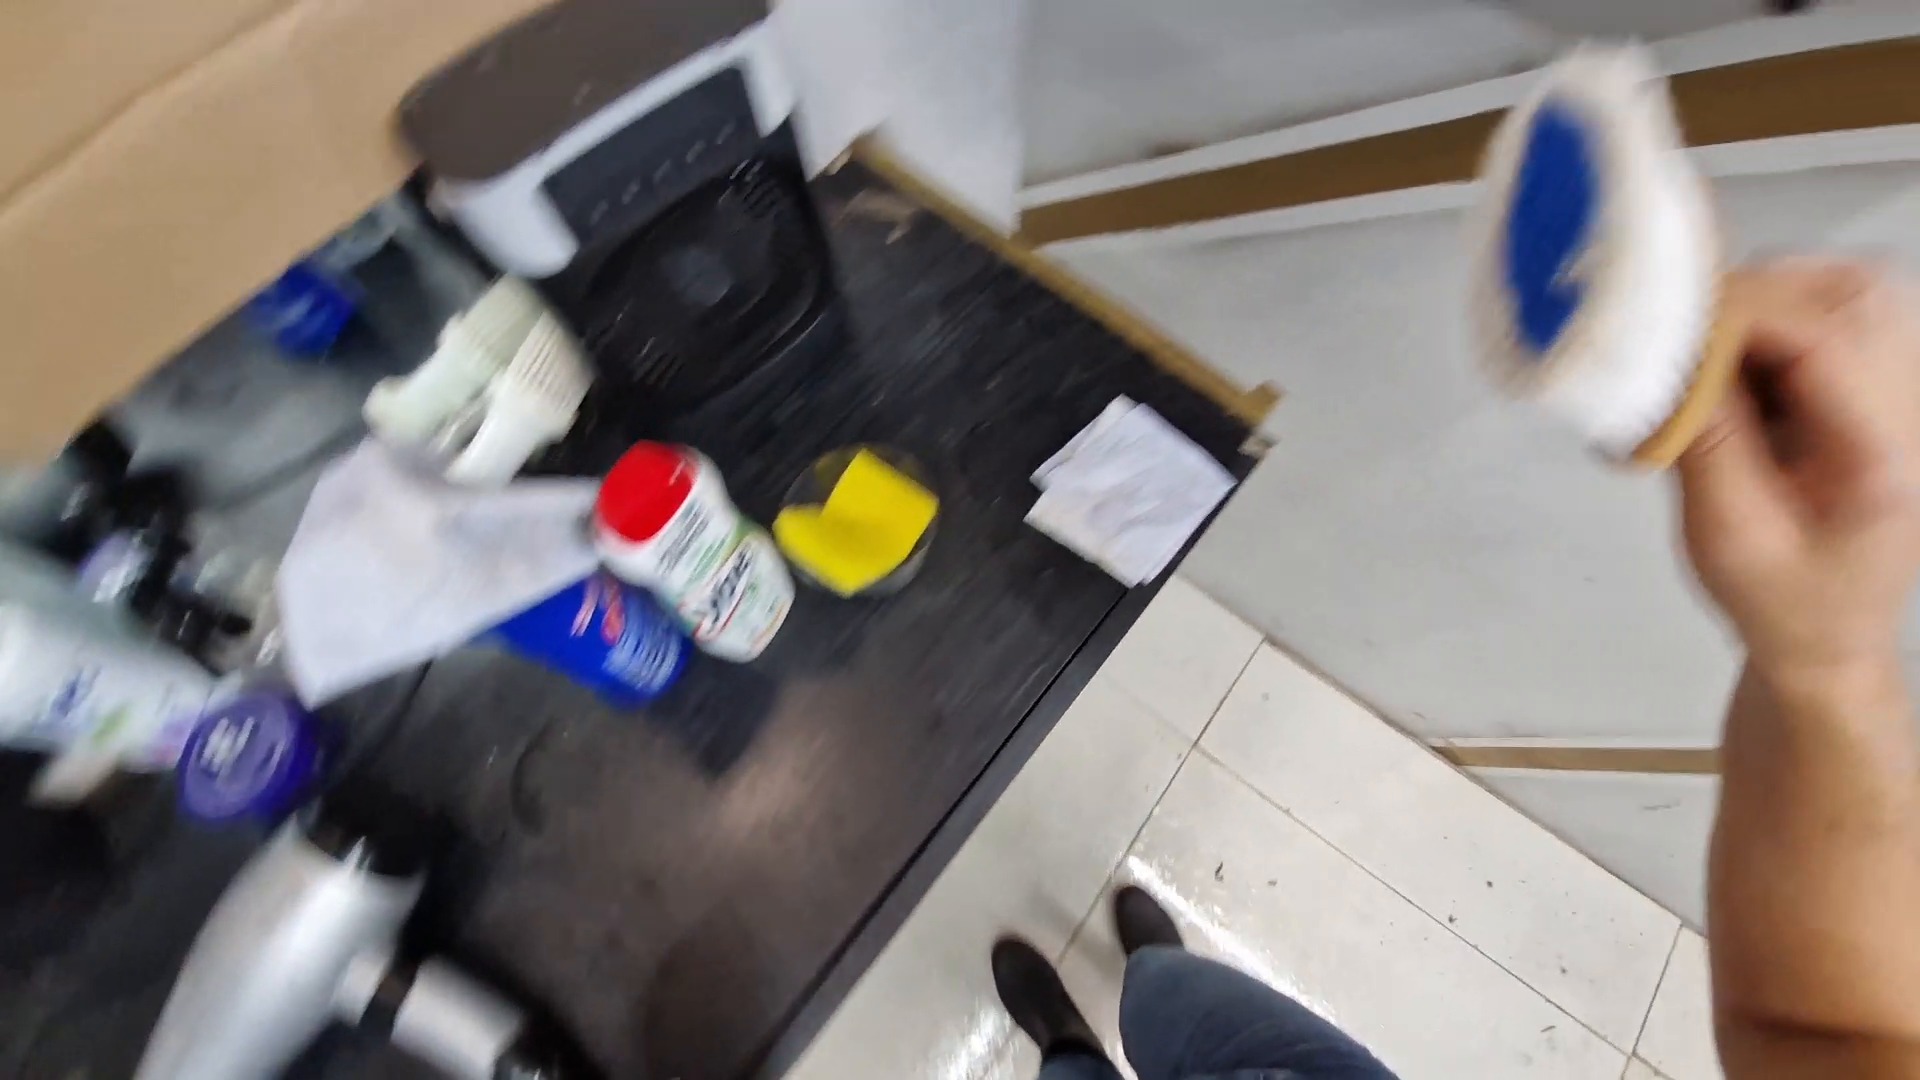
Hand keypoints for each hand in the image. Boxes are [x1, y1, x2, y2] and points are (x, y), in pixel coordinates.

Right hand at [1677, 259, 1919, 683]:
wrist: (1825, 629)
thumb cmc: (1774, 591)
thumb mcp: (1726, 528)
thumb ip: (1707, 444)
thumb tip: (1671, 368)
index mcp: (1880, 447)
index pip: (1823, 339)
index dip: (1735, 318)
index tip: (1655, 331)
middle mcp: (1911, 405)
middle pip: (1854, 296)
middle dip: (1753, 292)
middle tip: (1668, 324)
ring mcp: (1902, 396)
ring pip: (1851, 297)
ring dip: (1764, 299)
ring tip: (1689, 336)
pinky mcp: (1875, 396)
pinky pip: (1834, 325)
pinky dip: (1769, 320)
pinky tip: (1721, 354)